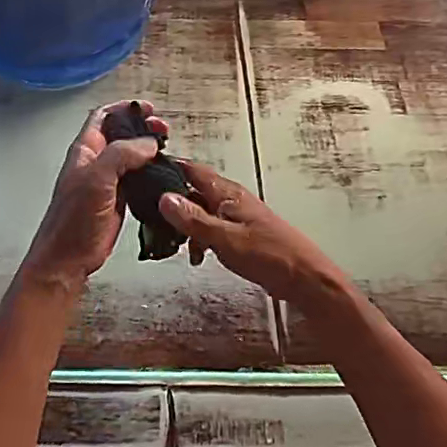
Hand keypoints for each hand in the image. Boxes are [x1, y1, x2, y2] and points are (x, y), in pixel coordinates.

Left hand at [19, 100, 168, 294]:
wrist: (68, 258)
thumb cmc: (72, 220)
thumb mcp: (96, 179)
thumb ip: (121, 155)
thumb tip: (147, 143)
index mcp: (85, 151)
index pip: (104, 117)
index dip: (124, 109)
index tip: (147, 109)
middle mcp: (96, 162)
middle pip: (121, 135)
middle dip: (143, 128)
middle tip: (163, 130)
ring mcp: (107, 181)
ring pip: (131, 157)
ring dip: (149, 150)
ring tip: (166, 149)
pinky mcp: (118, 200)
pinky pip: (137, 179)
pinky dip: (151, 172)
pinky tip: (163, 174)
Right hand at [156, 162, 352, 311]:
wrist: (303, 278)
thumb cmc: (269, 255)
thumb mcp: (224, 239)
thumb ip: (193, 219)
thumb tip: (164, 198)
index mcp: (227, 192)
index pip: (191, 169)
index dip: (167, 169)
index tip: (143, 176)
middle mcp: (230, 198)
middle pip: (192, 190)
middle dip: (171, 202)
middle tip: (151, 219)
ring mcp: (236, 215)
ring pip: (200, 211)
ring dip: (185, 224)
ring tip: (175, 244)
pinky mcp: (240, 232)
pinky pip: (211, 227)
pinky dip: (199, 238)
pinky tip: (197, 255)